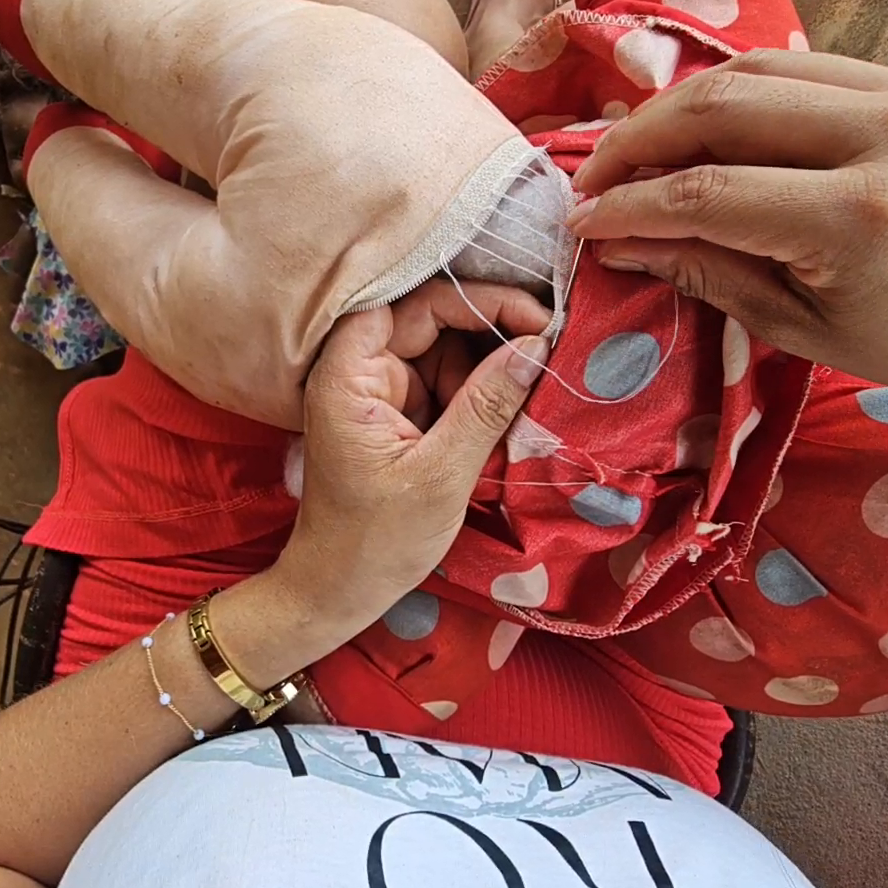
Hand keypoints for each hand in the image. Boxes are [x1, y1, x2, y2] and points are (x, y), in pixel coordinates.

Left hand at [271, 301, 546, 631]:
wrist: (338, 588)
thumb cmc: (378, 540)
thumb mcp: (441, 473)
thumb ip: (487, 404)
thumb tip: (537, 345)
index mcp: (347, 377)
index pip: (409, 305)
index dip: (471, 299)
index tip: (533, 316)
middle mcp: (356, 374)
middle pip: (425, 321)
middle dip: (488, 329)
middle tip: (549, 344)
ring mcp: (375, 394)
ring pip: (438, 351)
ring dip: (486, 362)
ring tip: (536, 379)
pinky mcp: (393, 416)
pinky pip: (439, 383)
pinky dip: (474, 390)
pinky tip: (512, 402)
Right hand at [568, 48, 887, 436]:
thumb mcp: (797, 325)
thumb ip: (705, 270)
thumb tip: (621, 242)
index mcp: (858, 217)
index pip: (703, 191)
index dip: (625, 206)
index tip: (578, 223)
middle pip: (722, 106)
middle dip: (637, 141)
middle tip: (592, 179)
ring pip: (758, 70)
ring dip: (678, 108)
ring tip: (634, 153)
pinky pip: (804, 70)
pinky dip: (736, 94)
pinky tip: (702, 131)